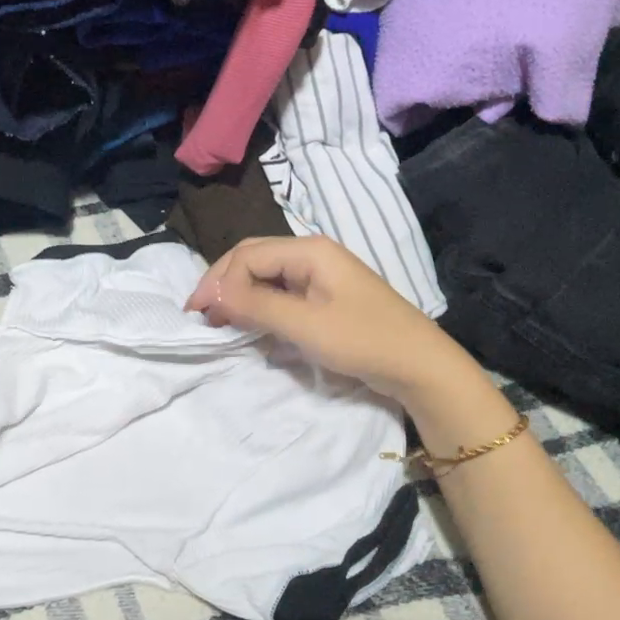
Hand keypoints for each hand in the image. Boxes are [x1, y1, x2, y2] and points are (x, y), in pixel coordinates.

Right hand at [185, 236, 465, 402]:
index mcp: (309, 251)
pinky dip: (257, 305)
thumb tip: (210, 292)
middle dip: (222, 283)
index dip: (217, 281)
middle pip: (252, 259)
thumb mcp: (305, 325)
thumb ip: (256, 305)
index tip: (198, 315)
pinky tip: (247, 323)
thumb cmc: (364, 341)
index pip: (246, 256)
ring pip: (264, 275)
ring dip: (237, 294)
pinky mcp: (325, 297)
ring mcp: (320, 275)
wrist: (421, 367)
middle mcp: (312, 255)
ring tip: (217, 320)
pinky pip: (280, 292)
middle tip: (199, 315)